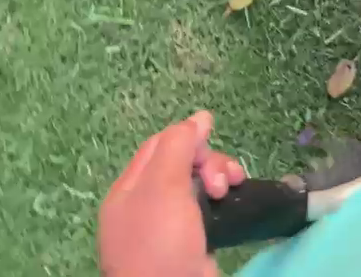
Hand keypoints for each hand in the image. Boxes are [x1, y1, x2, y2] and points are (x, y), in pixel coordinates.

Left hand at [99, 111, 246, 276]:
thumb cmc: (160, 242)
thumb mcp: (164, 185)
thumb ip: (179, 145)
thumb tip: (200, 116)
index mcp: (128, 190)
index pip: (160, 144)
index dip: (188, 138)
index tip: (210, 144)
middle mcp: (144, 205)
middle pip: (181, 161)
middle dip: (208, 161)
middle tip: (222, 180)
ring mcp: (166, 226)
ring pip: (197, 182)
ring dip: (219, 176)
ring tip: (232, 188)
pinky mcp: (188, 242)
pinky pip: (205, 206)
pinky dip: (221, 199)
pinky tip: (231, 201)